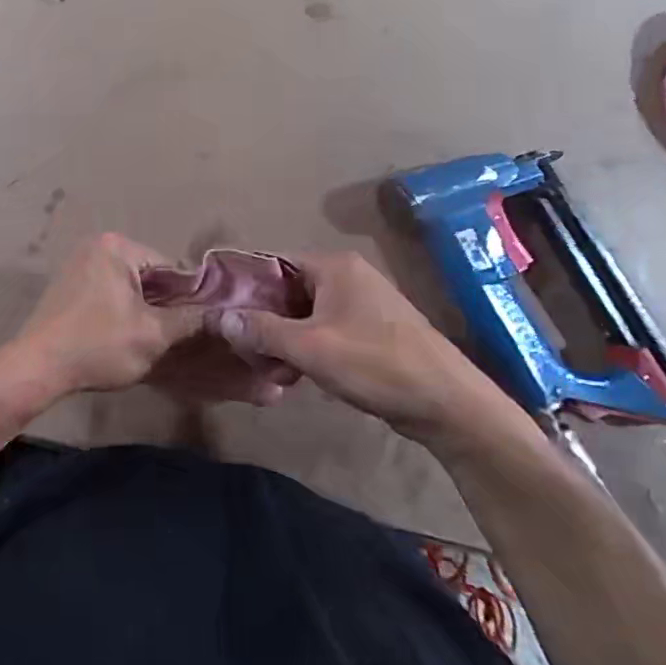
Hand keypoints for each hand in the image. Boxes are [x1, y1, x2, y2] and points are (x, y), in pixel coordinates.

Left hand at [0, 234, 287, 416]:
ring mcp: (78, 265)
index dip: (188, 298)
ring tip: (151, 341)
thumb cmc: (97, 346)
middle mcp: (97, 246)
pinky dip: (121, 313)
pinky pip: (108, 294)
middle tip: (174, 337)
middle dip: (164, 304)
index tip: (197, 327)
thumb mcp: (153, 335)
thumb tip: (225, 314)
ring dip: (143, 311)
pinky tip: (125, 339)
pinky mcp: (68, 287)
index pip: (171, 267)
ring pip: (130, 288)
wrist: (35, 369)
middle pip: (150, 276)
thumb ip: (191, 320)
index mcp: (117, 246)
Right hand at [218, 252, 527, 441]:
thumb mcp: (310, 347)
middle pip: (289, 288)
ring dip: (285, 337)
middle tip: (244, 348)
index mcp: (334, 265)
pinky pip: (327, 328)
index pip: (274, 262)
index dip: (246, 286)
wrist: (446, 402)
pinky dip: (308, 346)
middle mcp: (348, 275)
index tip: (223, 312)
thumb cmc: (375, 364)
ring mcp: (363, 302)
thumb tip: (219, 317)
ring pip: (306, 312)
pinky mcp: (372, 328)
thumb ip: (262, 330)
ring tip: (268, 367)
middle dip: (265, 318)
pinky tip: (296, 374)